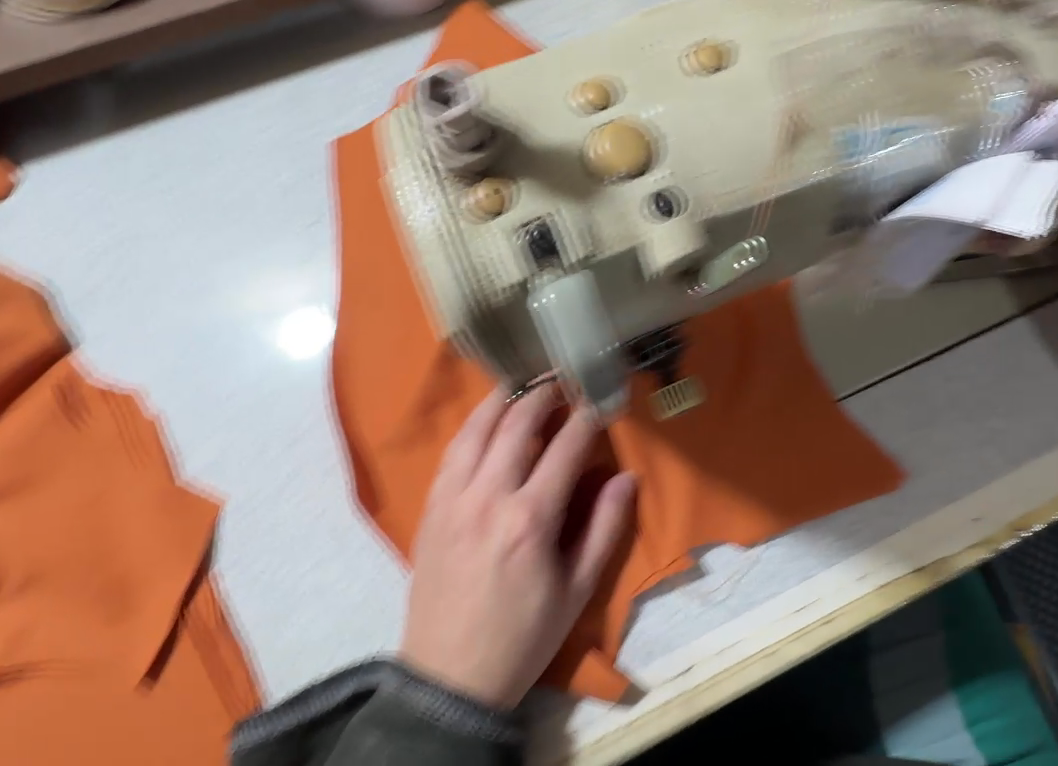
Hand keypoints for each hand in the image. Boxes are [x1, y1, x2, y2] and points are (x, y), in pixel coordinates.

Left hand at [399, 382, 635, 708]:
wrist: (450, 676)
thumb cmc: (524, 636)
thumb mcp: (578, 590)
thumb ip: (604, 528)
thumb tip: (627, 477)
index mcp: (530, 519)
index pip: (565, 448)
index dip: (587, 418)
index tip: (601, 400)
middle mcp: (488, 497)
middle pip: (517, 425)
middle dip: (544, 395)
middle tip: (563, 381)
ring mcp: (452, 500)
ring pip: (476, 430)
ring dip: (502, 400)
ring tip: (523, 384)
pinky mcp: (430, 508)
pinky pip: (451, 452)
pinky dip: (472, 427)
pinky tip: (485, 420)